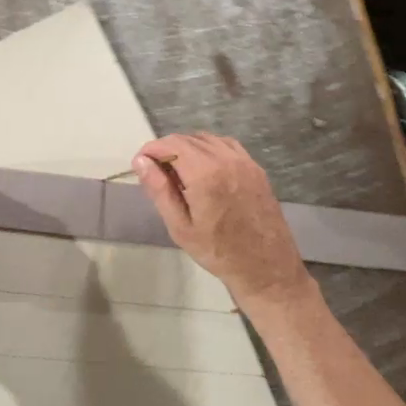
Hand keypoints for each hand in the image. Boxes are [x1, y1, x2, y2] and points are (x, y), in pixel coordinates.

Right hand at [133, 133, 310, 306]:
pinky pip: (226, 146)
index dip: (150, 150)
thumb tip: (140, 161)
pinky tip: (204, 170)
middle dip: (167, 150)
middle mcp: (226, 159)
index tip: (140, 166)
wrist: (265, 266)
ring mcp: (244, 161)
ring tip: (179, 174)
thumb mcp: (180, 226)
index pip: (170, 144)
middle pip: (187, 139)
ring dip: (187, 148)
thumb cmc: (217, 251)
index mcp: (205, 173)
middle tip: (157, 174)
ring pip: (207, 139)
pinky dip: (209, 150)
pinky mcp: (255, 168)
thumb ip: (159, 190)